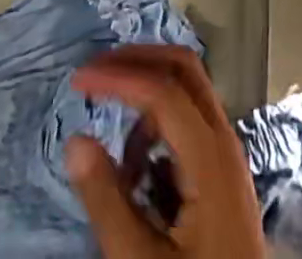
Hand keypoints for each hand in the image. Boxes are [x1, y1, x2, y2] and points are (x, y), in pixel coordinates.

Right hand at [68, 46, 264, 258]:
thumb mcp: (140, 258)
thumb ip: (107, 199)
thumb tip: (76, 140)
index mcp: (210, 155)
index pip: (164, 91)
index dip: (119, 77)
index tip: (76, 81)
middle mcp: (223, 140)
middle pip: (184, 71)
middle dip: (137, 63)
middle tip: (94, 74)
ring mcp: (225, 153)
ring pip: (186, 96)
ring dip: (144, 108)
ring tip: (116, 163)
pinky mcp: (220, 170)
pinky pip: (186, 127)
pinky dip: (156, 134)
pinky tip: (137, 180)